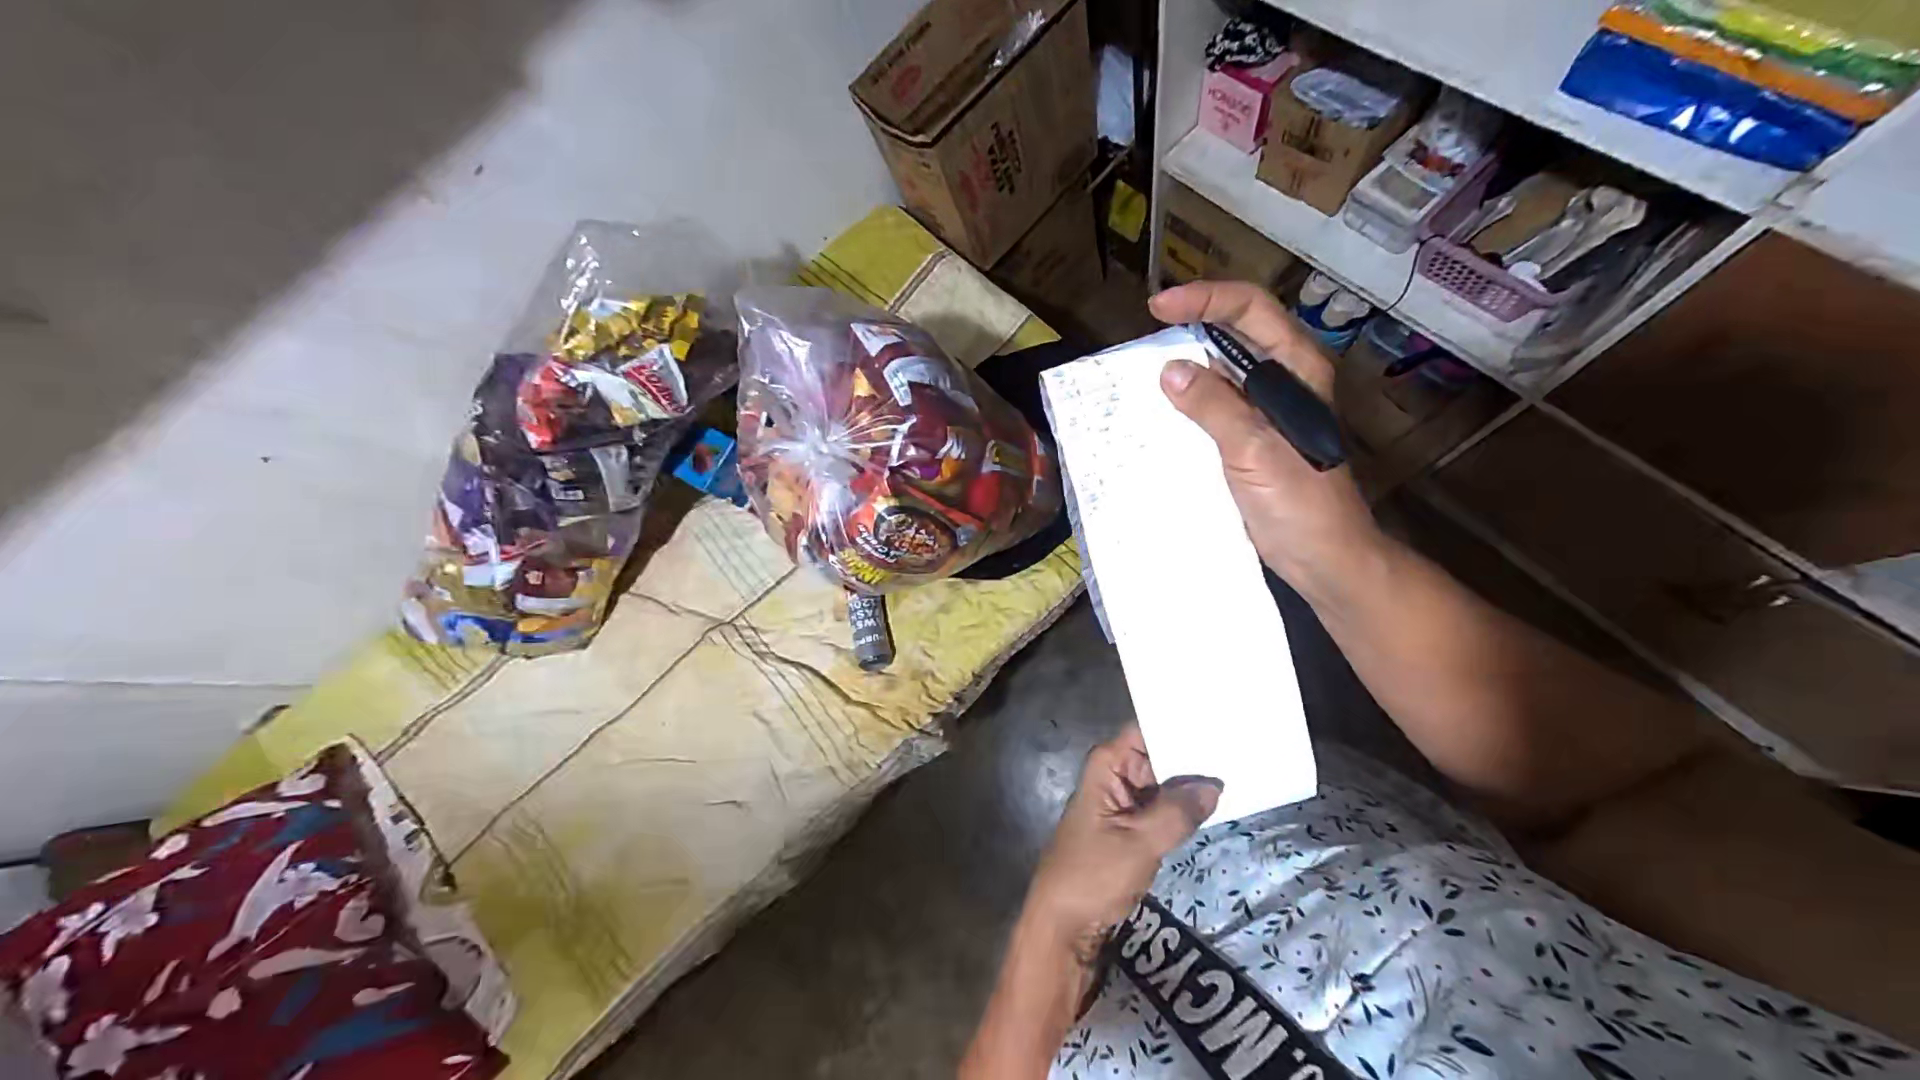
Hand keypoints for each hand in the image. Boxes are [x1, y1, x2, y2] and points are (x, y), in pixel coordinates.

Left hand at [1023, 726, 1220, 961]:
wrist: (1064, 923)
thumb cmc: (1092, 875)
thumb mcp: (1139, 843)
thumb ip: (1178, 812)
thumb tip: (1214, 785)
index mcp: (1108, 764)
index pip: (1147, 729)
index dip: (1181, 723)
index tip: (1222, 718)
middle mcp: (1116, 774)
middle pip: (1160, 753)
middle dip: (1195, 755)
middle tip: (1243, 746)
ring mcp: (1125, 801)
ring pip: (1166, 782)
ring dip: (1194, 783)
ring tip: (1240, 768)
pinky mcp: (1133, 826)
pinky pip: (1164, 807)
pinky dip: (1185, 807)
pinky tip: (1219, 802)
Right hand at [1149, 280, 1384, 589]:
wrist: (1320, 555)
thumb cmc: (1301, 501)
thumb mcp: (1255, 448)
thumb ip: (1214, 406)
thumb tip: (1170, 371)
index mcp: (1296, 368)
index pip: (1249, 310)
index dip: (1205, 299)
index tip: (1159, 307)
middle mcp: (1279, 380)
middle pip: (1232, 333)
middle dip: (1188, 326)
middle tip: (1144, 336)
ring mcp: (1262, 409)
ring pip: (1218, 369)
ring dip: (1183, 364)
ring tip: (1140, 369)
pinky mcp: (1245, 437)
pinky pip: (1210, 405)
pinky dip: (1183, 401)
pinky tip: (1156, 408)